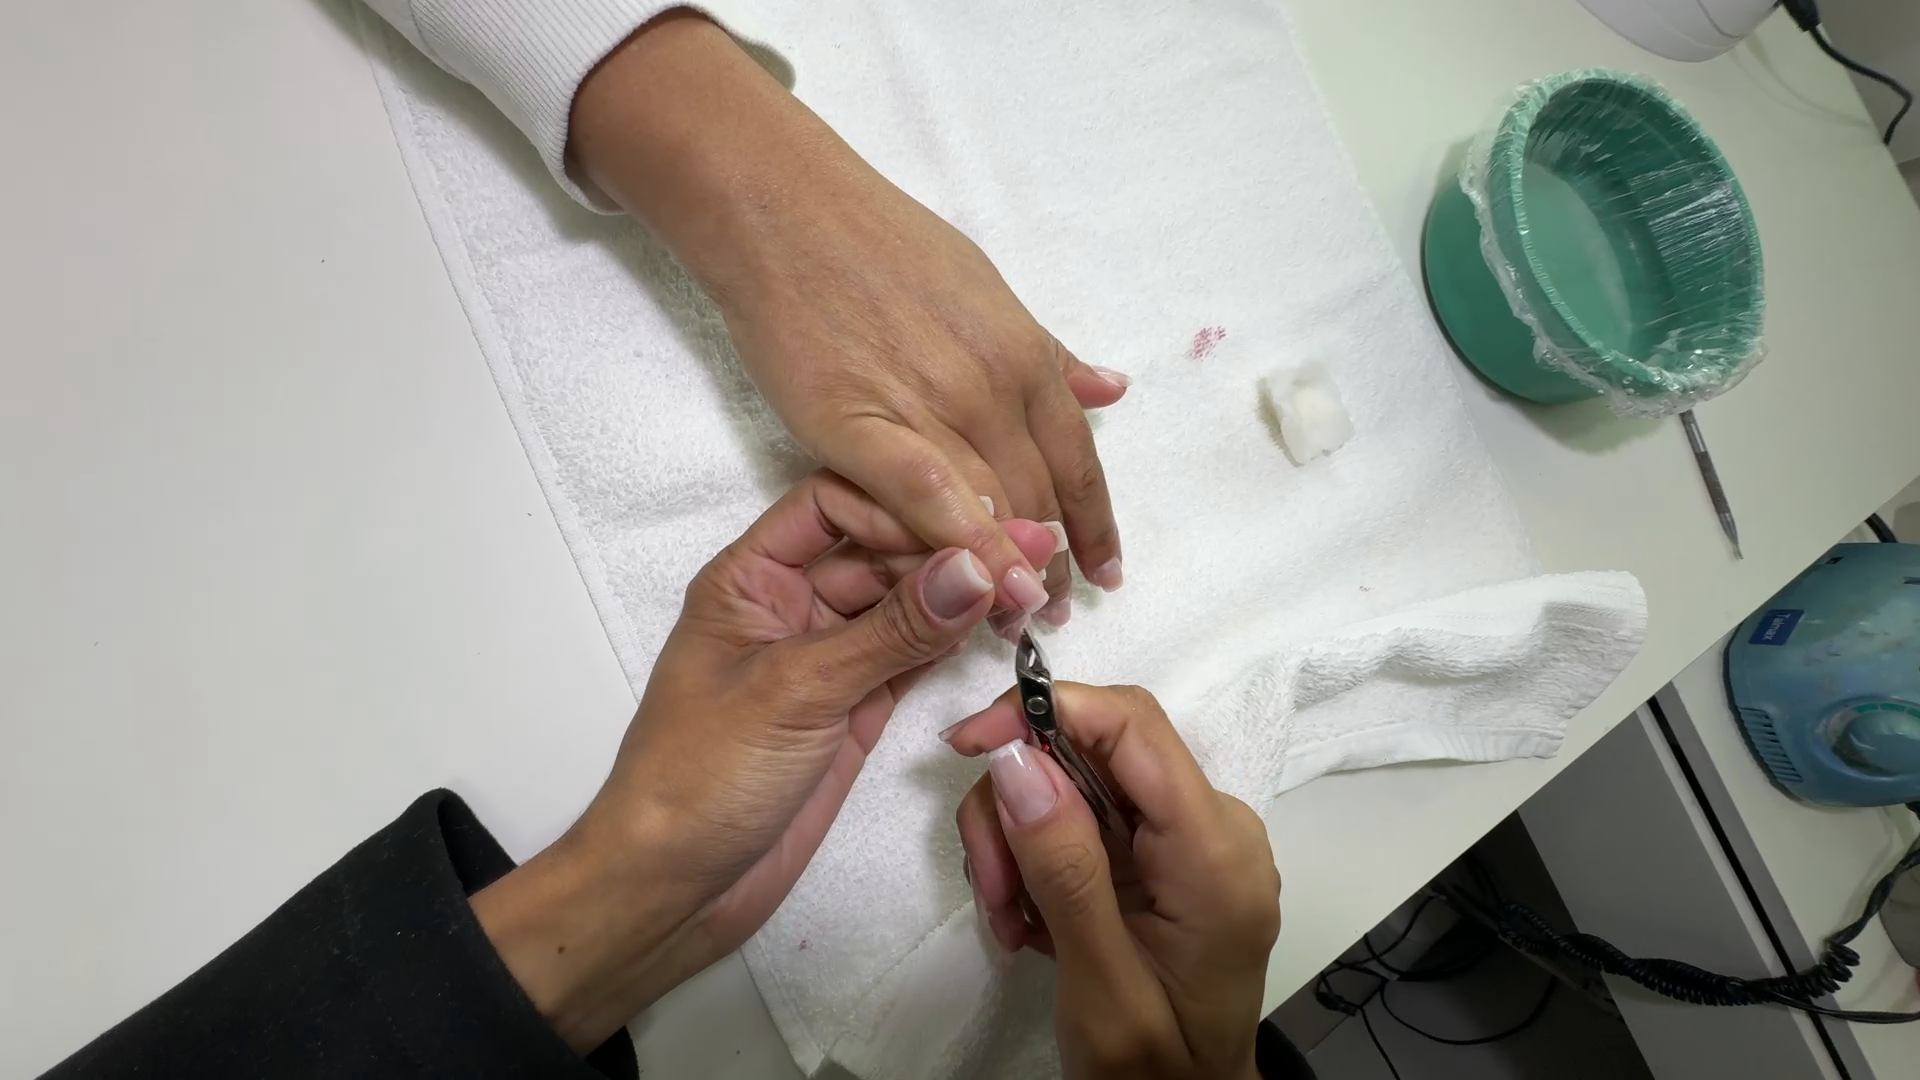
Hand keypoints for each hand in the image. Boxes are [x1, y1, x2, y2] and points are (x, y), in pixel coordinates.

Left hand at [471, 471, 1059, 1050]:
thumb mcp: (796, 691)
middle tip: (1032, 548)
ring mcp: (831, 650)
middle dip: (951, 548)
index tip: (975, 524)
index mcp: (754, 575)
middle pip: (881, 549)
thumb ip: (892, 629)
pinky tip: (1002, 623)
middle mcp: (795, 599)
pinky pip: (916, 650)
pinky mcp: (859, 697)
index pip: (837, 505)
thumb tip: (979, 567)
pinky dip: (956, 638)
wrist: (679, 891)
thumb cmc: (705, 777)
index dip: (903, 505)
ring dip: (965, 592)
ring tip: (1034, 581)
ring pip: (907, 600)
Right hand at [569, 13, 1128, 630]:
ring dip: (1010, 572)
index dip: (1097, 524)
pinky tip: (979, 591)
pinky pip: (926, 498)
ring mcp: (932, 406)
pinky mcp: (861, 425)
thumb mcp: (988, 289)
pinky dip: (961, 548)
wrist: (787, 215)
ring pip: (992, 508)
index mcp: (1024, 356)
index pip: (1078, 460)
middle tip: (1054, 611)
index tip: (1106, 572)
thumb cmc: (885, 246)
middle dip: (1053, 562)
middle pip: (1039, 497)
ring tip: (1016, 618)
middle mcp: (992, 387)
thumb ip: (1049, 353)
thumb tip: (1110, 391)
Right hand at [945, 685, 1280, 1079]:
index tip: (969, 743)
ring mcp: (1181, 828)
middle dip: (1017, 800)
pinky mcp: (1152, 840)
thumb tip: (1016, 759)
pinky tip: (1027, 912)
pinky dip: (1031, 847)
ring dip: (1015, 835)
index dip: (1046, 707)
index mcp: (1216, 851)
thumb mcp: (1103, 992)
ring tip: (1007, 916)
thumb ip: (1066, 872)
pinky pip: (1074, 806)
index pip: (1132, 725)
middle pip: (1090, 747)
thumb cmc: (1157, 1072)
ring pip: (1069, 774)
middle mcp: (1209, 820)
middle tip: (989, 880)